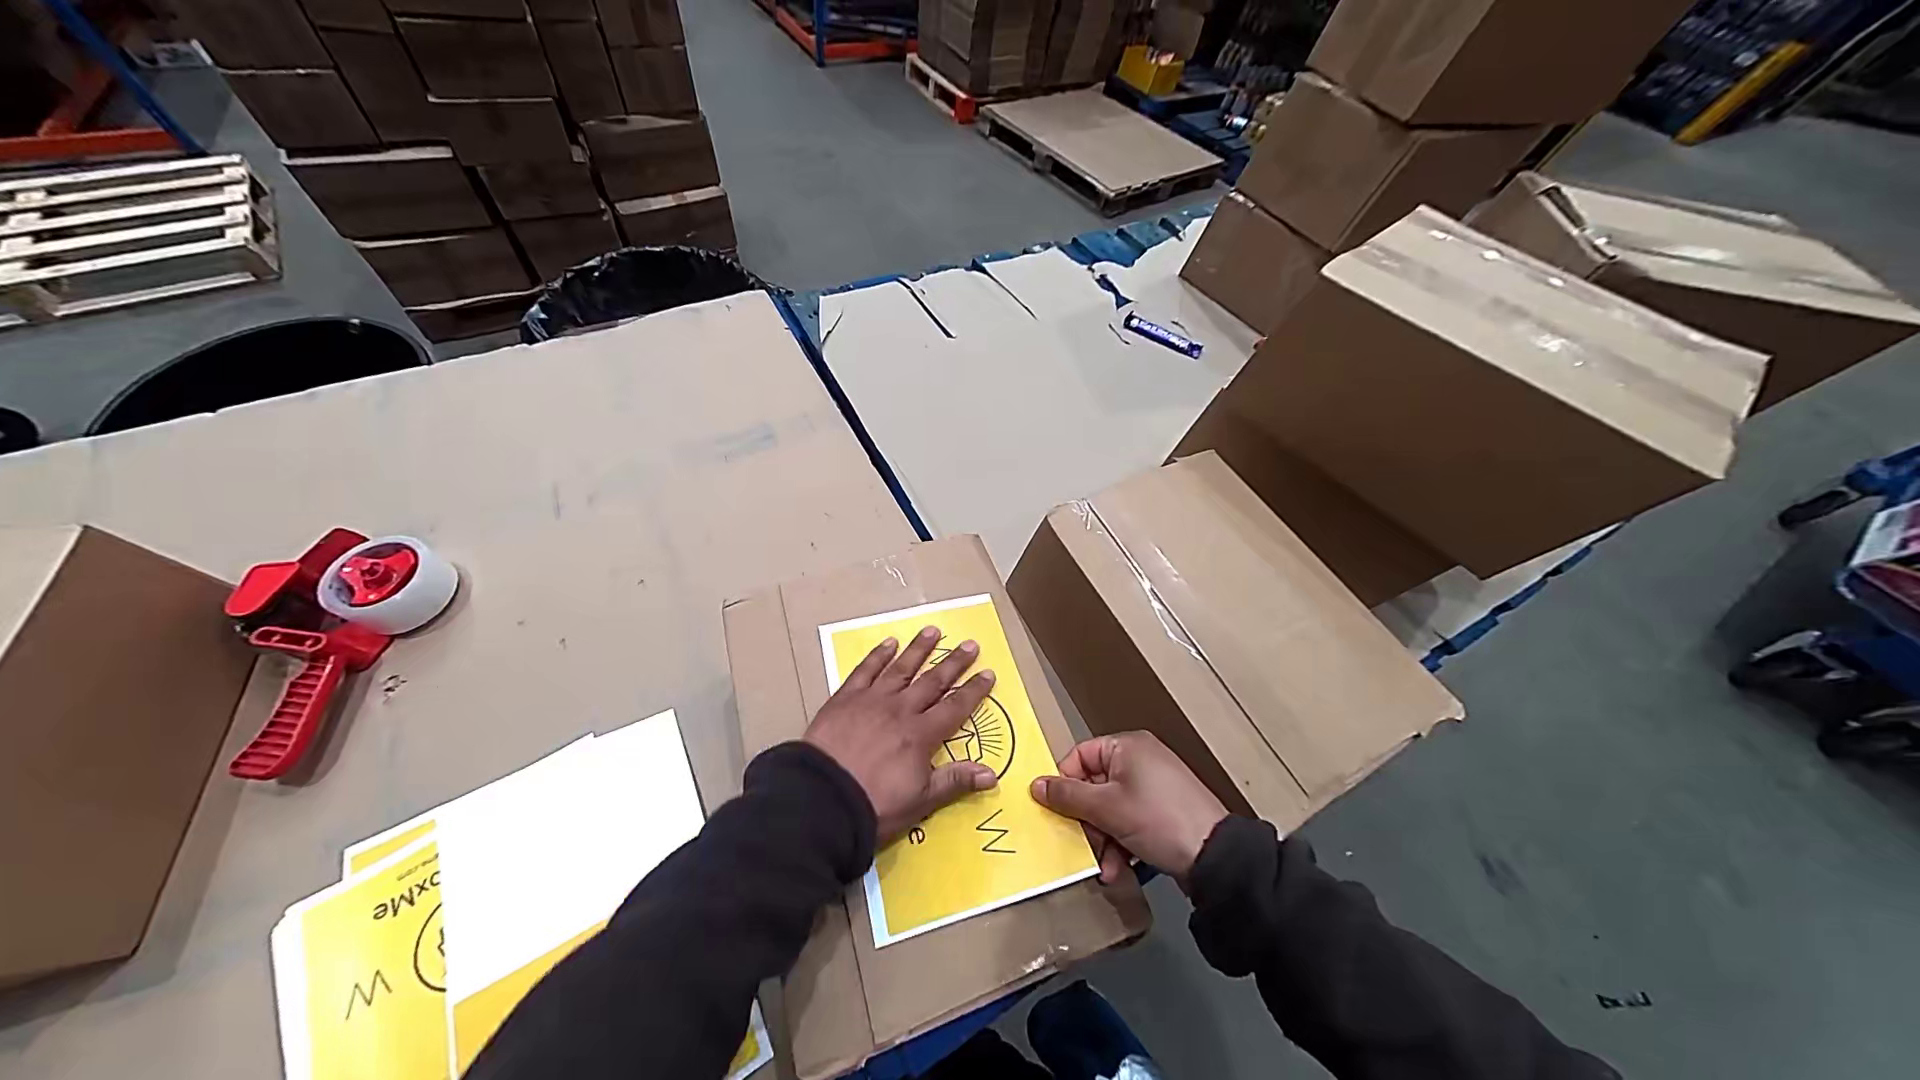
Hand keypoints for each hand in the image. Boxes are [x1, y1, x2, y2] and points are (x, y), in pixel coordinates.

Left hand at [805, 625, 999, 842]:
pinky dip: (878, 655)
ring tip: (933, 631)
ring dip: (919, 649)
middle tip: (970, 644)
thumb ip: (955, 782)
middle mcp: (901, 710)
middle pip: (933, 681)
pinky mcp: (845, 698)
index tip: (988, 673)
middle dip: (954, 663)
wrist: (822, 798)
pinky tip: (889, 643)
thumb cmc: (874, 804)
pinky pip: (866, 671)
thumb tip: (991, 774)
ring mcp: (872, 700)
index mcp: (921, 735)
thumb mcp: (920, 801)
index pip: (954, 708)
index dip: (973, 691)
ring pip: (901, 669)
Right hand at [1031, 732, 1227, 889]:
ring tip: (1106, 865)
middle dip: (1086, 822)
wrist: (1216, 858)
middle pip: (1092, 787)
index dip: (1064, 783)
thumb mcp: (1106, 808)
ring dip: (1101, 840)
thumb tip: (1037, 785)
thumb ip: (1068, 795)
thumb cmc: (1162, 820)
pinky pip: (1127, 822)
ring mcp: (1152, 788)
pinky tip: (1120, 868)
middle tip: (1084, 843)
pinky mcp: (1161, 813)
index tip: (1055, 810)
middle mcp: (1139, 761)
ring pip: (1108, 810)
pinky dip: (1119, 844)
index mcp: (1127, 746)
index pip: (1079, 756)